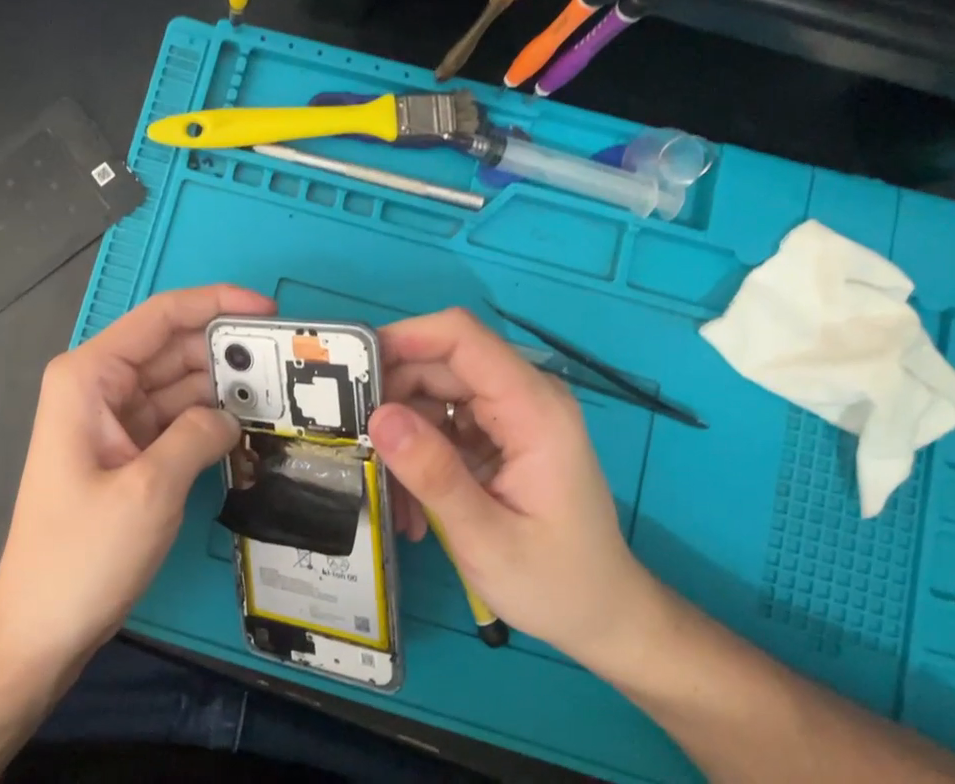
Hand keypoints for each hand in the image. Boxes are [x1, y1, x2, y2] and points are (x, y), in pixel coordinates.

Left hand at [0, 285, 275, 667]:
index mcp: (90, 376)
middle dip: (226, 350)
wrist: (40, 626)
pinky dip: (209, 421)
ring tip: (283, 391)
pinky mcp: (125, 453)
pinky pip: (174, 421)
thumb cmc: (83, 553)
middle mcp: (98, 386)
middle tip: (290, 361)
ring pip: (178, 385)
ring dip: (223, 387)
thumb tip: (232, 417)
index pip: (161, 317)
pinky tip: (250, 426)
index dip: (217, 303)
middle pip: (172, 348)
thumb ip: (198, 435)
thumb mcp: (150, 489)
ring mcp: (111, 420)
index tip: (270, 310)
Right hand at [370, 307, 658, 661]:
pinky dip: (416, 453)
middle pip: (439, 364)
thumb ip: (434, 475)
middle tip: (355, 445)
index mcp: (534, 410)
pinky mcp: (498, 435)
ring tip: (389, 495)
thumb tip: (379, 416)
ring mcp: (510, 416)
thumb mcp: (487, 539)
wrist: (603, 616)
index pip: (462, 338)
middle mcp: (524, 398)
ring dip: (400, 435)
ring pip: (432, 393)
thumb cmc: (556, 583)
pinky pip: (440, 422)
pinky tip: (410, 504)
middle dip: (390, 398)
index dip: (404, 338)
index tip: (350, 368)